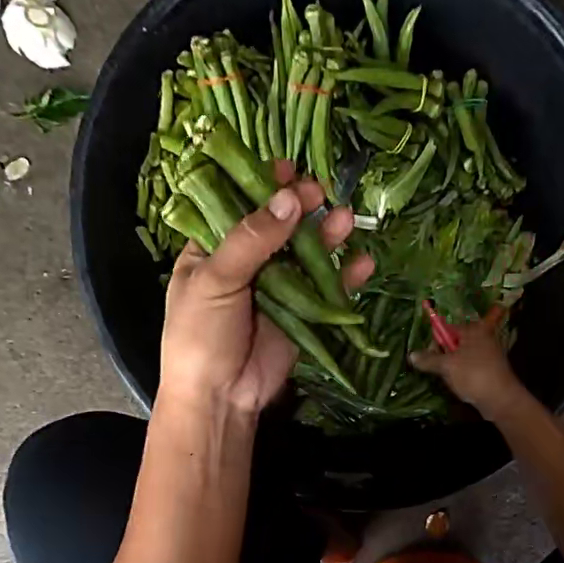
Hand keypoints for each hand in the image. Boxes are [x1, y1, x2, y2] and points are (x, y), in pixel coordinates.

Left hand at [157, 161, 371, 417]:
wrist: (220, 395)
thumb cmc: (200, 333)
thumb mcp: (216, 279)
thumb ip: (252, 239)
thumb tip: (289, 200)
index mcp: (213, 248)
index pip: (238, 205)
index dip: (261, 184)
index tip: (286, 167)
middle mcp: (247, 263)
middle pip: (280, 227)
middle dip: (301, 208)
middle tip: (320, 191)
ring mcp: (278, 289)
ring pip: (307, 256)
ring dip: (328, 237)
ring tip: (347, 219)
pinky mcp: (302, 314)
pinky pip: (327, 290)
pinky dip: (346, 277)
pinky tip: (363, 263)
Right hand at [409, 306, 527, 417]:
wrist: (502, 399)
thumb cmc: (473, 375)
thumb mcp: (447, 366)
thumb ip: (428, 359)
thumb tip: (411, 355)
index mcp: (473, 330)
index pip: (446, 328)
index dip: (435, 342)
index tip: (428, 357)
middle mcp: (482, 338)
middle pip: (454, 343)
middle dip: (443, 357)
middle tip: (440, 371)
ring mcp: (488, 355)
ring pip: (461, 358)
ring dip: (452, 369)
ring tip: (451, 381)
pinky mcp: (490, 371)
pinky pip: (470, 369)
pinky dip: (463, 376)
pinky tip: (460, 387)